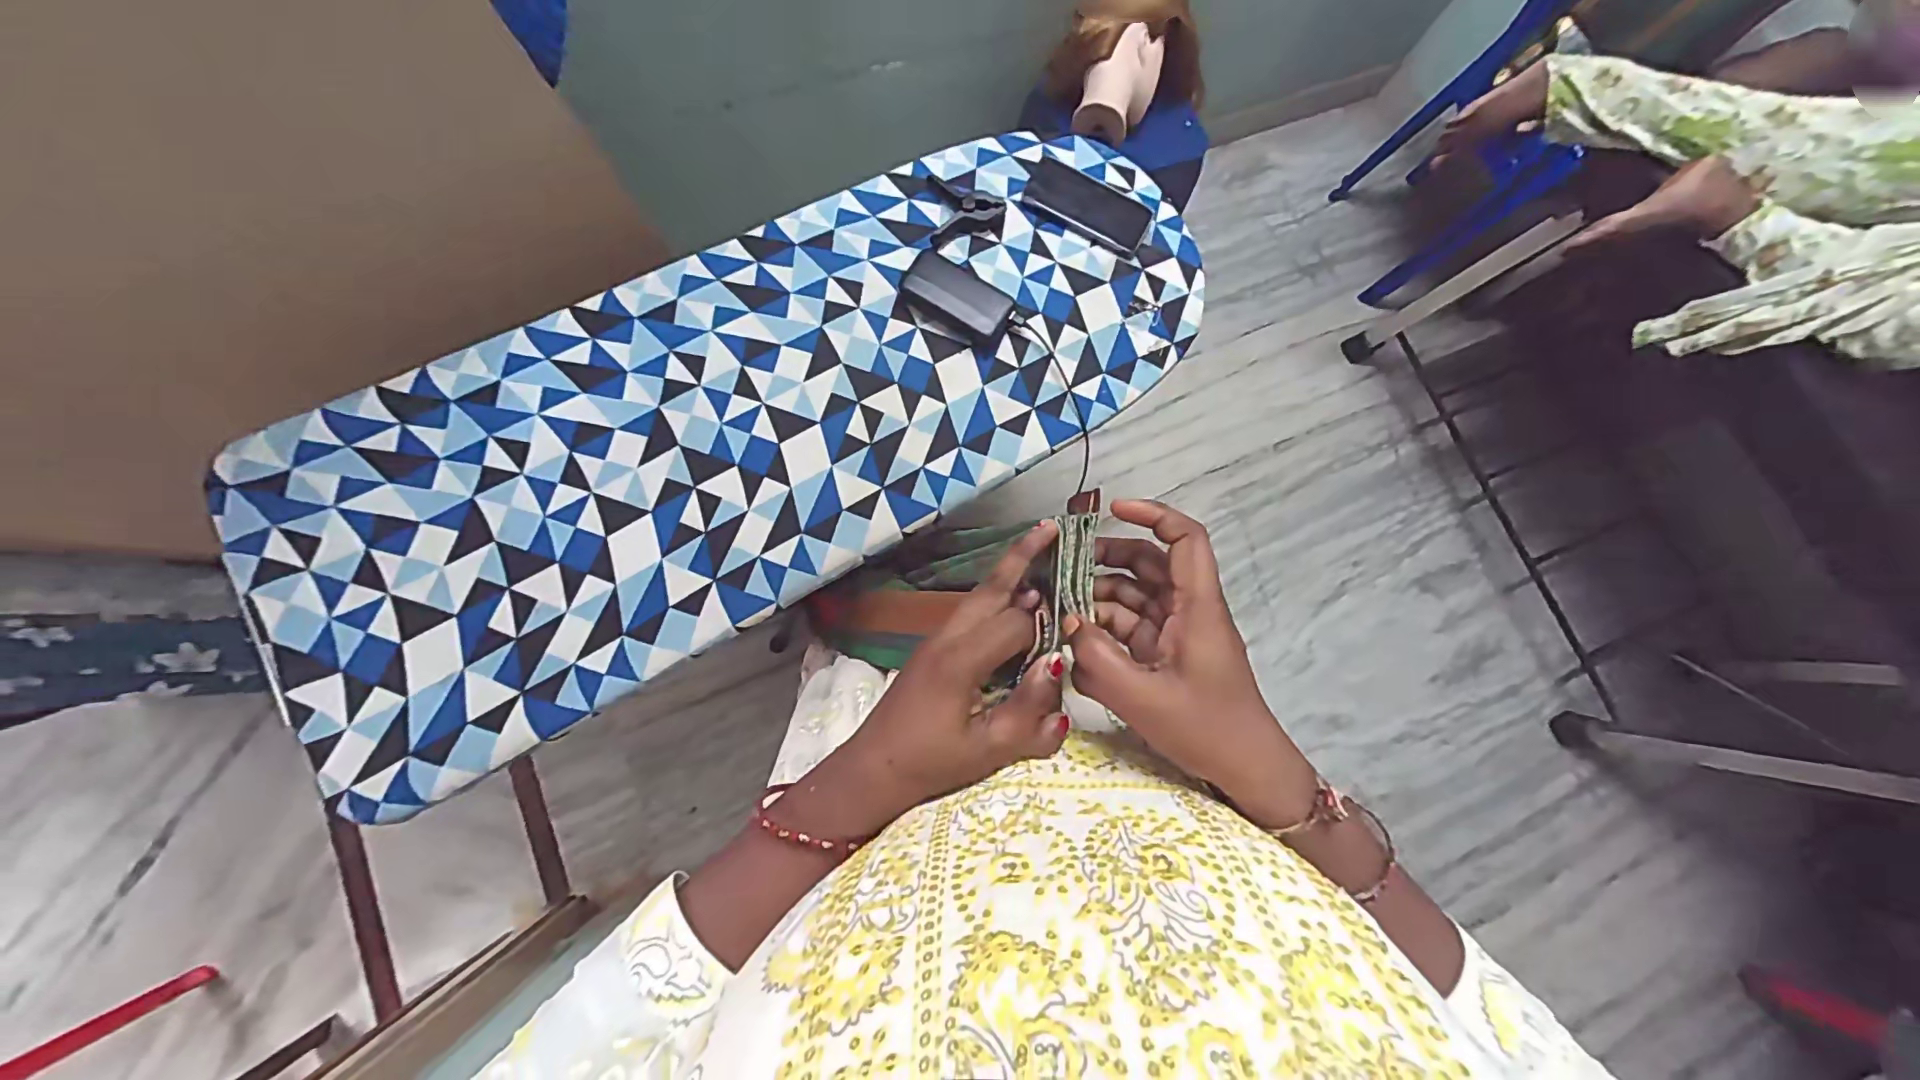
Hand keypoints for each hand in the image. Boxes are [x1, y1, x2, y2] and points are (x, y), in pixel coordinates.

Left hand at [784, 521, 1069, 837]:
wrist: (874, 767)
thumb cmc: (930, 763)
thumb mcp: (986, 750)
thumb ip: (1029, 713)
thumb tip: (1058, 667)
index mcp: (959, 661)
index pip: (1016, 625)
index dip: (1048, 628)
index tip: (1073, 638)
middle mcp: (947, 638)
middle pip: (991, 587)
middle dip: (1022, 555)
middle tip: (1052, 527)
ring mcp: (937, 638)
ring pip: (979, 594)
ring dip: (1009, 571)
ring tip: (1039, 548)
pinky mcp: (934, 646)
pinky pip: (971, 611)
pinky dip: (997, 595)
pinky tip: (1015, 601)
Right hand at [1063, 500, 1317, 828]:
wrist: (1247, 769)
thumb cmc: (1207, 729)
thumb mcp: (1143, 697)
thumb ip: (1097, 660)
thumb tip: (1069, 624)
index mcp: (1197, 607)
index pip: (1185, 539)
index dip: (1153, 514)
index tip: (1113, 509)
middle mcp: (1188, 610)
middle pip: (1150, 563)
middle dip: (1108, 558)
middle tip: (1065, 566)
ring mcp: (1177, 632)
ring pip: (1136, 595)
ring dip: (1100, 596)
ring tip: (1061, 606)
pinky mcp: (1167, 653)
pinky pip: (1132, 626)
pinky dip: (1105, 628)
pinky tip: (1077, 642)